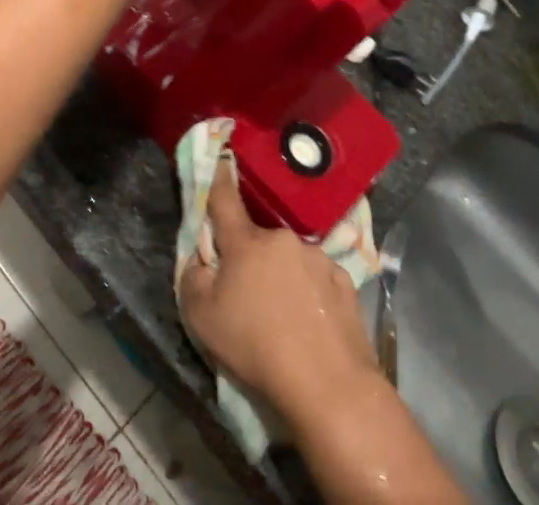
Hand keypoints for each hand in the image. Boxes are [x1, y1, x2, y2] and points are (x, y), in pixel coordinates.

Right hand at [178, 156, 381, 420]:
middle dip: (249, 257)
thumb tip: (202, 260)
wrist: (327, 384)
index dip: (217, 178)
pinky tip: (308, 323)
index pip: (224, 201)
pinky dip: (307, 293)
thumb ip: (192, 277)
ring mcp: (320, 260)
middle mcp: (285, 240)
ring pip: (288, 260)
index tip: (219, 155)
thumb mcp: (200, 316)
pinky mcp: (345, 284)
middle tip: (245, 294)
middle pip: (257, 240)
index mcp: (247, 242)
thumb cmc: (254, 346)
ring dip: (280, 277)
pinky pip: (315, 279)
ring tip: (281, 317)